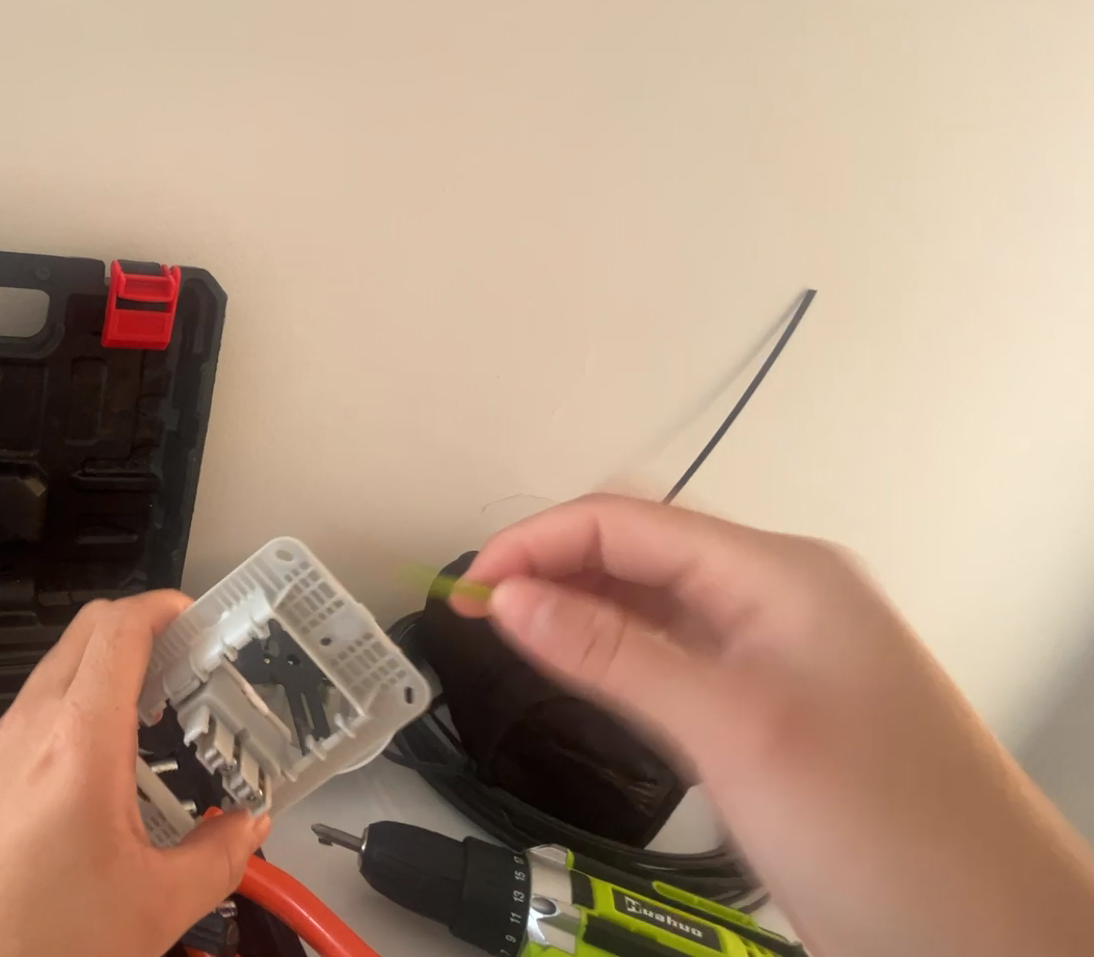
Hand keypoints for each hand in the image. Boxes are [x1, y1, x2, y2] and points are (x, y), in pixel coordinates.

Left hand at [0, 590, 270, 956]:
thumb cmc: (34, 941)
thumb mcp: (151, 908)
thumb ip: (216, 858)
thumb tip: (247, 829)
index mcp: (79, 739)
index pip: (121, 628)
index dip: (164, 605)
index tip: (199, 616)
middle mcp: (34, 722)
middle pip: (89, 627)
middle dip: (142, 623)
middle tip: (187, 656)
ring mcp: (5, 739)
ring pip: (63, 659)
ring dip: (111, 659)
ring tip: (157, 702)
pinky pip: (42, 698)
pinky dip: (83, 693)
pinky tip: (110, 748)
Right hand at [456, 493, 1093, 956]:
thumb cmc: (887, 835)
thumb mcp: (731, 730)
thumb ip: (608, 652)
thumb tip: (505, 598)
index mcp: (777, 574)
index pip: (622, 523)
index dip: (534, 544)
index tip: (471, 587)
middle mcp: (766, 592)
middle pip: (628, 546)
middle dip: (545, 564)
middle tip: (479, 606)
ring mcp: (760, 640)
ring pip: (636, 591)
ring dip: (566, 600)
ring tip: (506, 627)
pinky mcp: (748, 687)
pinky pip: (653, 638)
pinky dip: (597, 640)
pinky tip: (564, 657)